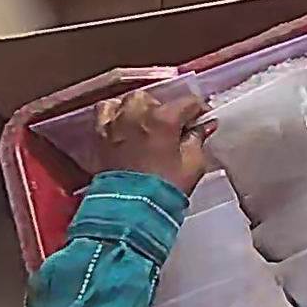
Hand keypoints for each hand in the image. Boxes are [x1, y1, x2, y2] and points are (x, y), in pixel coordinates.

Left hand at [93, 90, 214, 193]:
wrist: (132, 207)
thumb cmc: (166, 186)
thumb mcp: (193, 163)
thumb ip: (198, 139)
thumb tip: (205, 125)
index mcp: (164, 118)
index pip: (188, 102)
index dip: (200, 110)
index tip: (204, 120)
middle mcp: (137, 113)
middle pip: (156, 99)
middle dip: (167, 109)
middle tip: (176, 127)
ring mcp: (116, 122)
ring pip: (129, 101)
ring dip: (141, 108)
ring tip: (148, 123)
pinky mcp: (101, 134)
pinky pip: (106, 112)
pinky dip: (116, 114)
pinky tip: (125, 124)